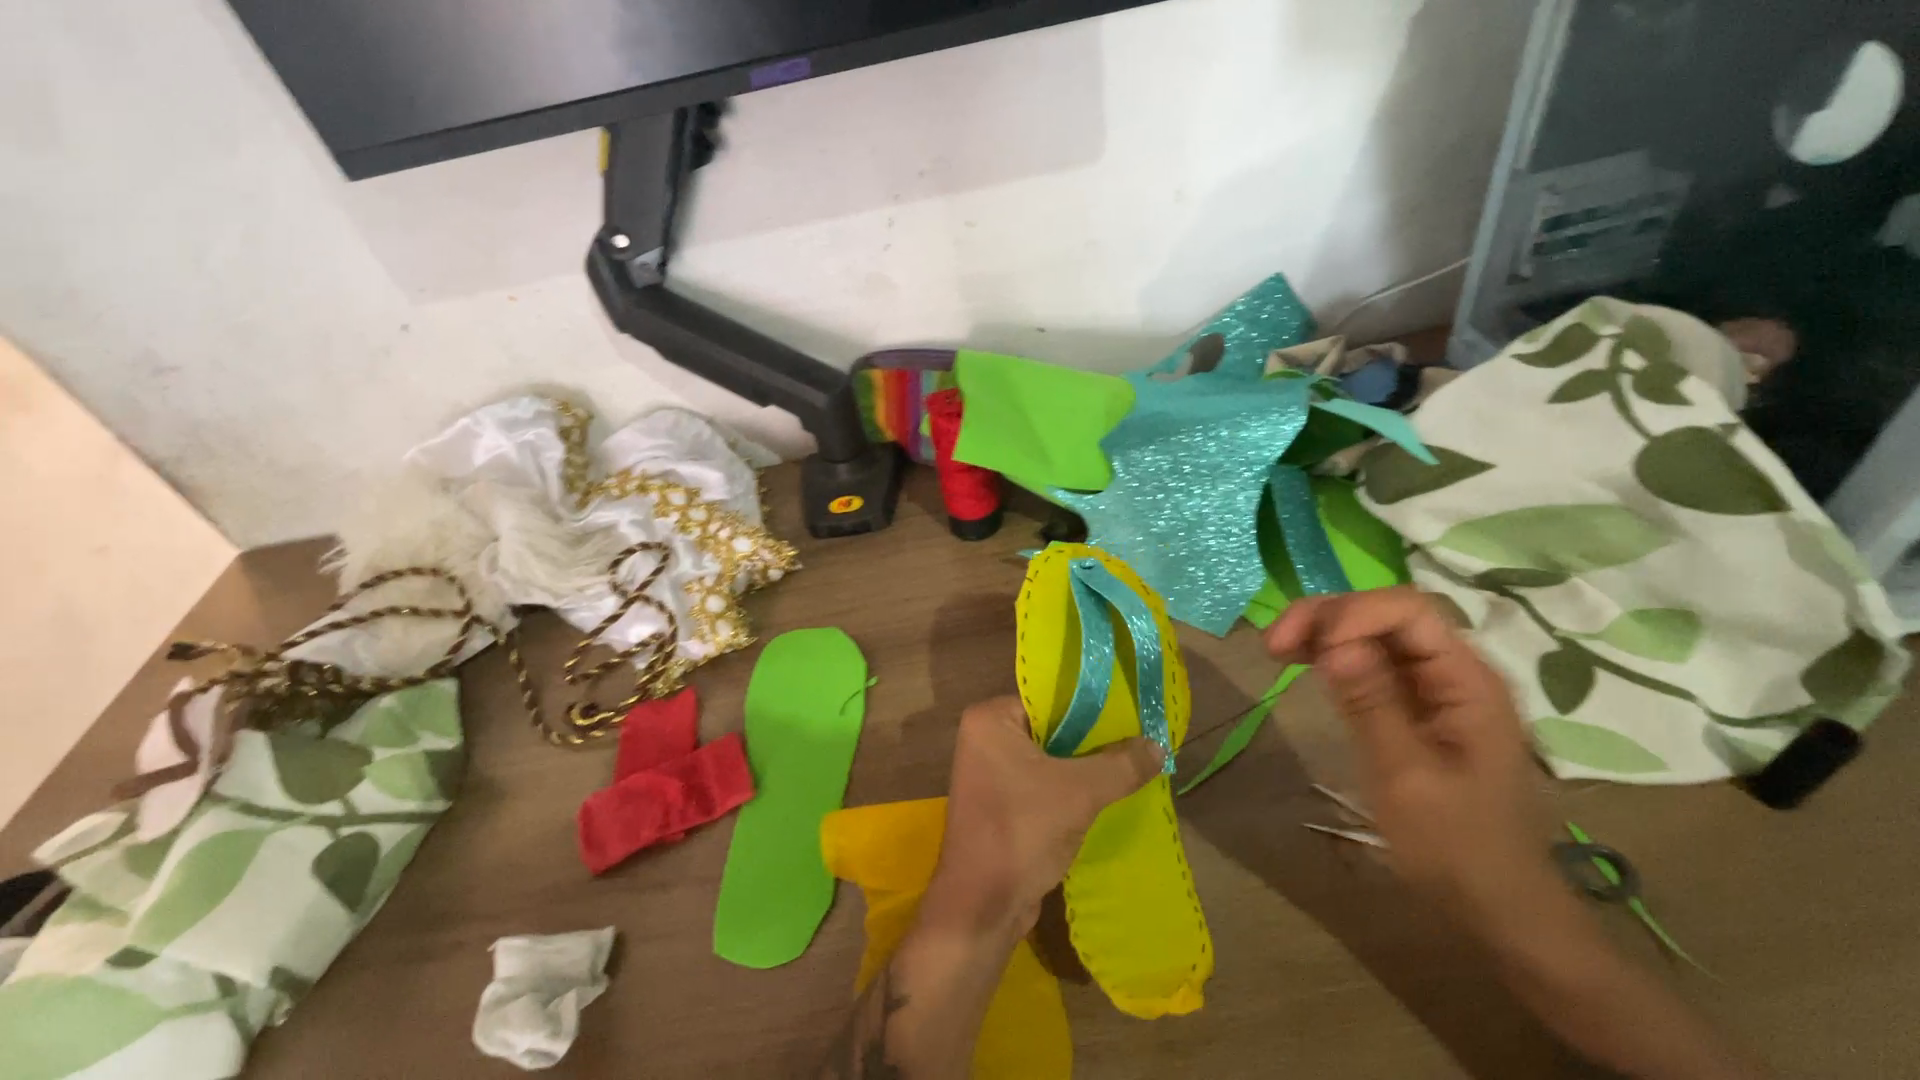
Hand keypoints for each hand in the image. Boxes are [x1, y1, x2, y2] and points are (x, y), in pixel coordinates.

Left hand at [923, 696, 1163, 938]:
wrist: (984, 905)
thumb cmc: (1024, 831)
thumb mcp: (1081, 792)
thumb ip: (1121, 764)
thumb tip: (1158, 746)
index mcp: (989, 720)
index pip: (1048, 698)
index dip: (1090, 705)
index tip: (1131, 711)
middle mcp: (983, 740)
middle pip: (1050, 728)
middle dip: (1092, 739)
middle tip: (1139, 740)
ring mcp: (989, 775)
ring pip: (1049, 759)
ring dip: (1085, 768)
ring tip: (1132, 766)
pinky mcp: (999, 806)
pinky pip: (1042, 785)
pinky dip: (1071, 791)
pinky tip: (1107, 796)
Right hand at [1264, 588, 1560, 938]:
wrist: (1495, 905)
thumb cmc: (1455, 847)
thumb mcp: (1407, 777)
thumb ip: (1372, 704)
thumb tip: (1333, 642)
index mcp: (1469, 681)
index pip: (1409, 612)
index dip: (1352, 614)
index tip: (1305, 647)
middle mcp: (1456, 671)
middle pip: (1389, 614)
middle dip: (1329, 617)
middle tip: (1274, 644)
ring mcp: (1437, 689)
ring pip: (1376, 634)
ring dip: (1324, 631)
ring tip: (1276, 648)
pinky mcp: (1417, 707)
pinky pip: (1374, 664)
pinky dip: (1334, 657)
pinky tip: (1301, 663)